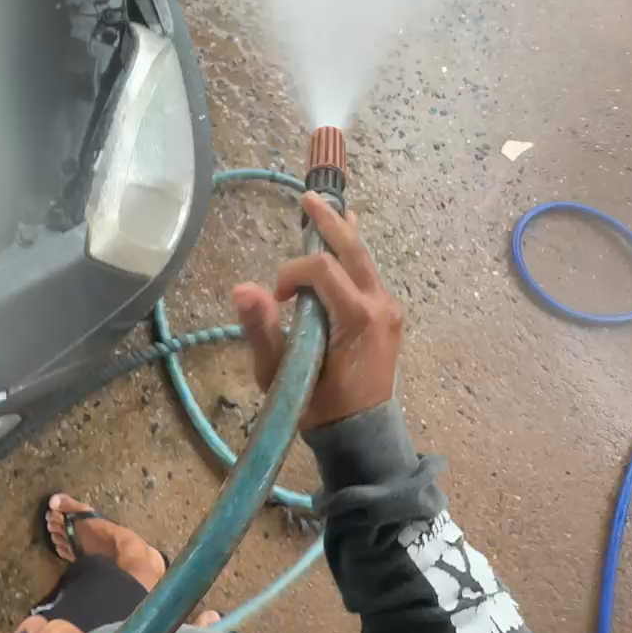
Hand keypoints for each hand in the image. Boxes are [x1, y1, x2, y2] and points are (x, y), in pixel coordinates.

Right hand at [233, 191, 403, 429]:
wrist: (360, 434)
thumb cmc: (316, 403)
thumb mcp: (280, 371)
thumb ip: (261, 329)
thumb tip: (242, 288)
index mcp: (357, 317)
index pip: (322, 268)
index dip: (293, 272)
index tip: (277, 296)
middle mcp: (380, 305)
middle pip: (352, 249)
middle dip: (328, 221)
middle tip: (308, 197)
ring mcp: (388, 308)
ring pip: (364, 257)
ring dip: (342, 232)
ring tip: (328, 205)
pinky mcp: (388, 314)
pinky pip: (369, 272)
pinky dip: (352, 252)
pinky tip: (347, 232)